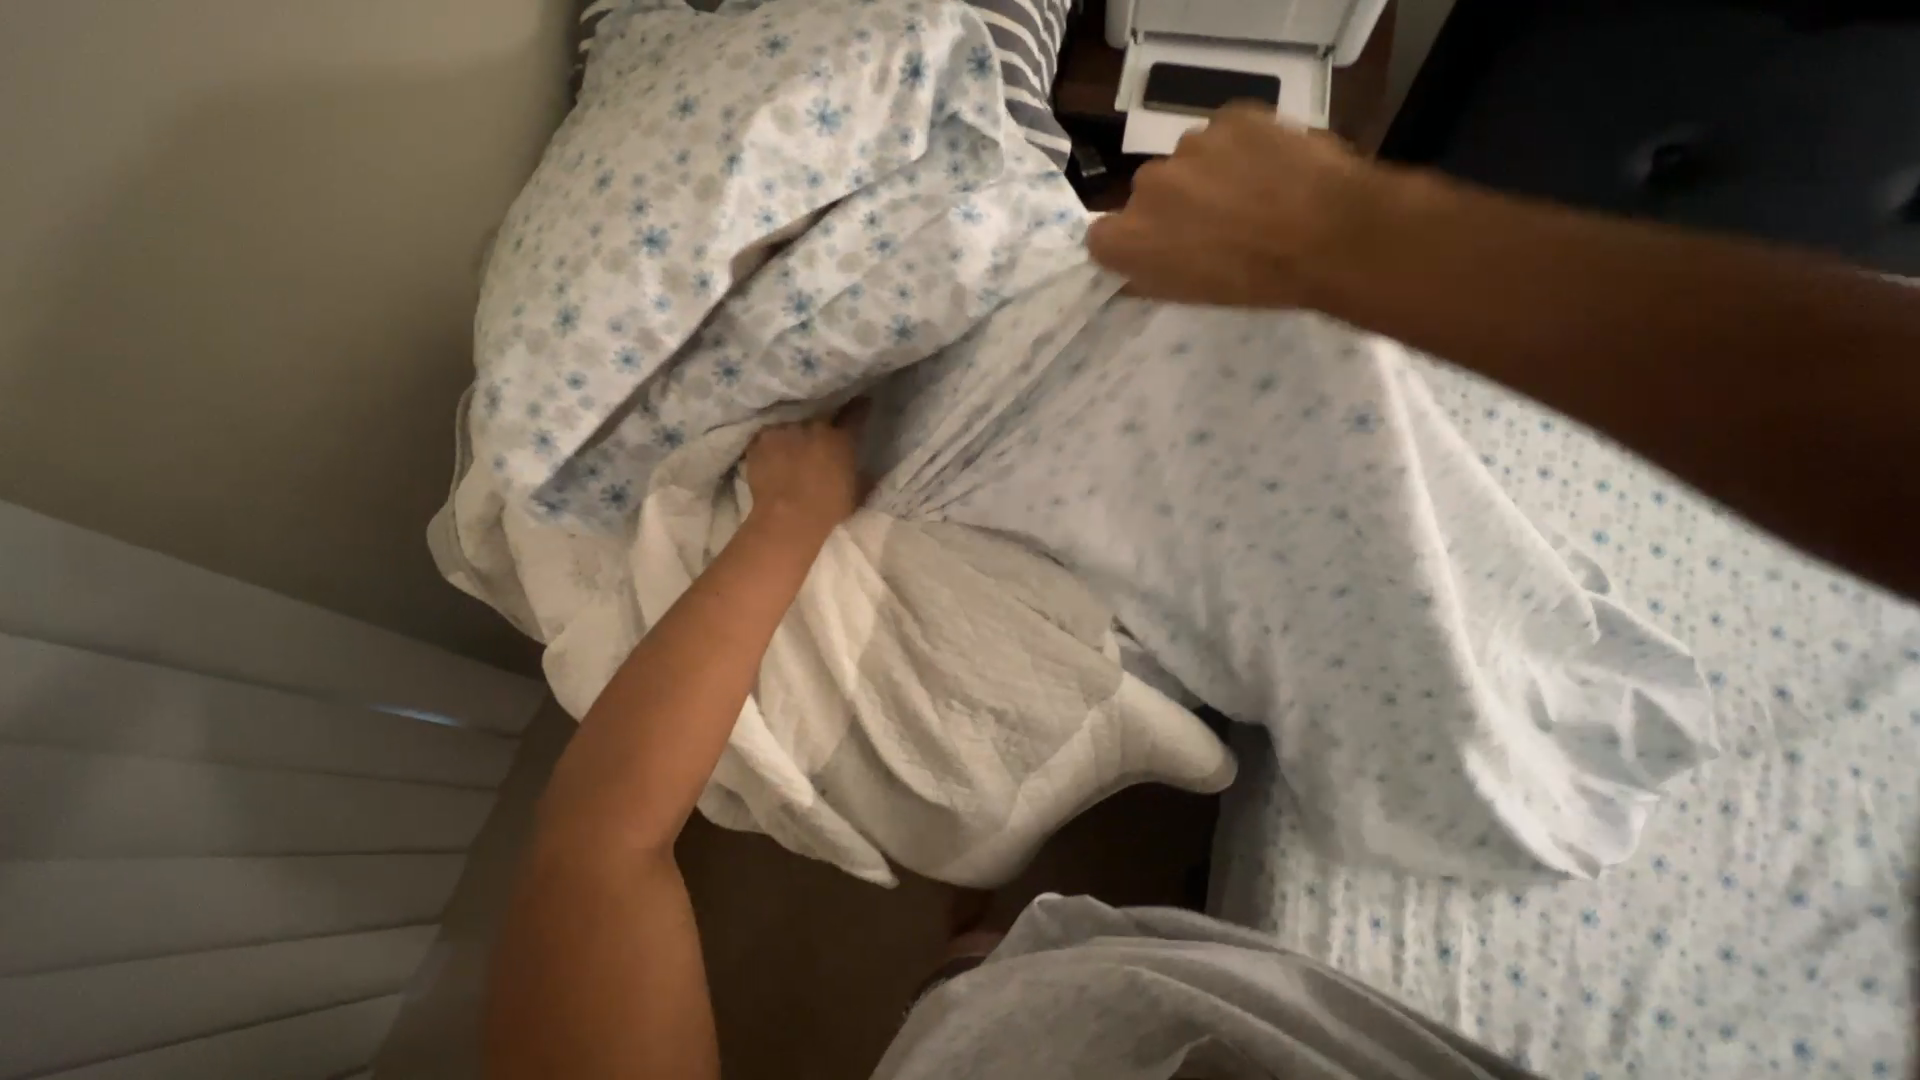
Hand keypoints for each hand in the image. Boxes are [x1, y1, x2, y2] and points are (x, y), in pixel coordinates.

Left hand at [742, 399, 869, 541]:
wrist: (789, 518)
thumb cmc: (829, 509)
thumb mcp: (857, 493)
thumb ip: (862, 475)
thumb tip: (866, 470)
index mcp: (842, 439)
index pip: (855, 413)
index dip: (859, 407)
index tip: (862, 401)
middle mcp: (814, 427)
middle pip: (821, 415)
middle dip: (823, 421)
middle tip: (821, 433)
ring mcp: (785, 430)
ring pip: (792, 424)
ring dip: (794, 433)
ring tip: (791, 445)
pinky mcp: (761, 440)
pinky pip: (768, 436)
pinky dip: (771, 443)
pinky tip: (770, 454)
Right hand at [1086, 104, 1373, 307]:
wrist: (1329, 235)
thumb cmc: (1256, 282)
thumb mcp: (1192, 297)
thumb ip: (1149, 277)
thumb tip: (1130, 273)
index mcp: (1130, 238)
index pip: (1103, 236)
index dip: (1130, 242)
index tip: (1158, 250)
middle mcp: (1147, 186)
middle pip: (1148, 193)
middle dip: (1173, 206)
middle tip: (1216, 225)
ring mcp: (1190, 146)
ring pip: (1187, 160)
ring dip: (1207, 174)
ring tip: (1252, 195)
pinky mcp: (1231, 117)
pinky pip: (1225, 133)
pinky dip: (1241, 148)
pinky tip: (1271, 169)